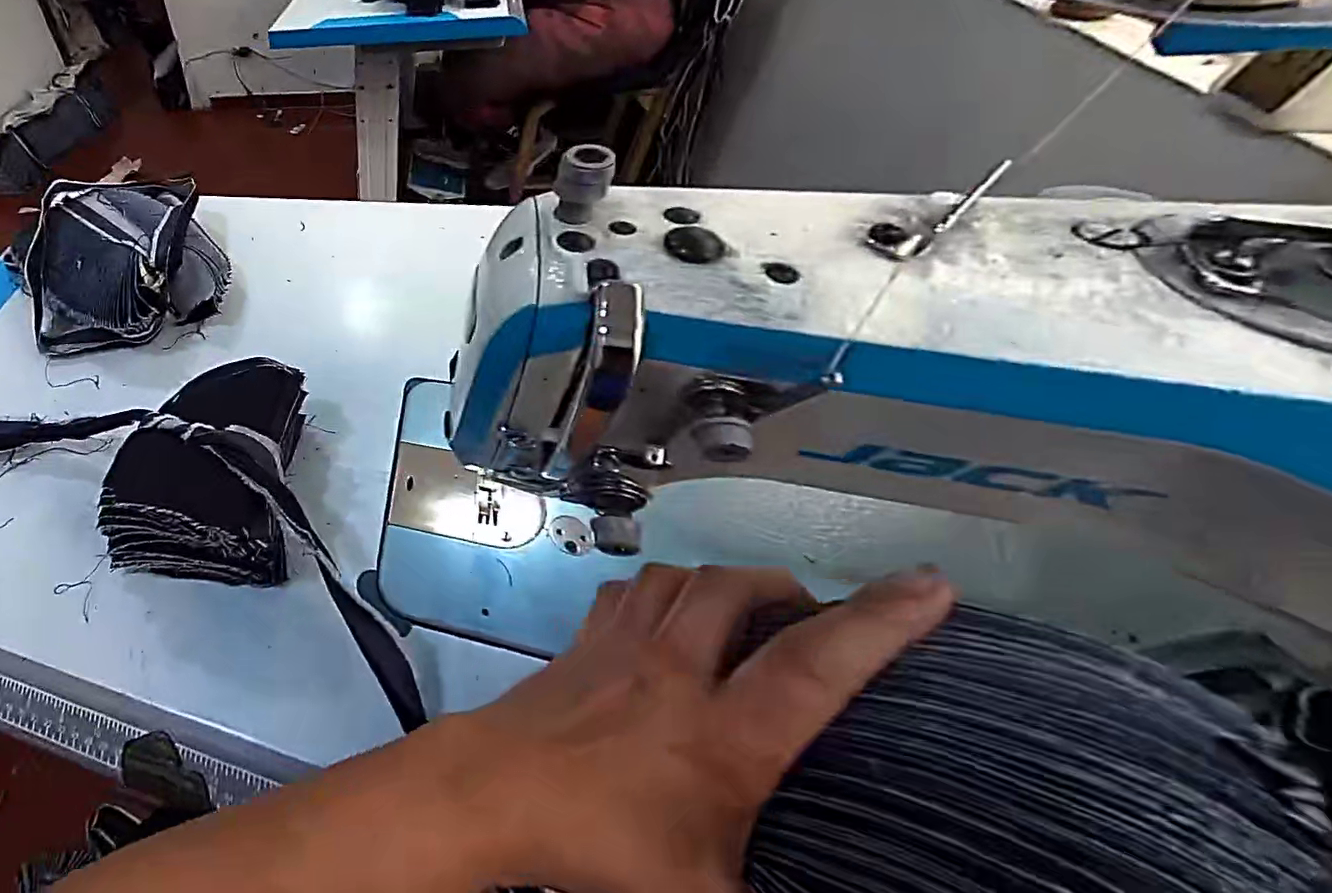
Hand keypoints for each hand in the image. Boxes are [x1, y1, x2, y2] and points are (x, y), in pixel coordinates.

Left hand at [422, 564, 954, 891]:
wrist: (496, 789)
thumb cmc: (597, 845)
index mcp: (722, 731)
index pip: (814, 665)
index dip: (880, 623)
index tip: (928, 586)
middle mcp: (675, 667)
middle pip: (737, 590)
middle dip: (784, 586)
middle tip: (809, 609)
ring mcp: (622, 642)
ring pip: (680, 578)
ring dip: (721, 580)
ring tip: (744, 602)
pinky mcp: (585, 638)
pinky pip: (627, 591)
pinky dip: (658, 588)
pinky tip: (663, 610)